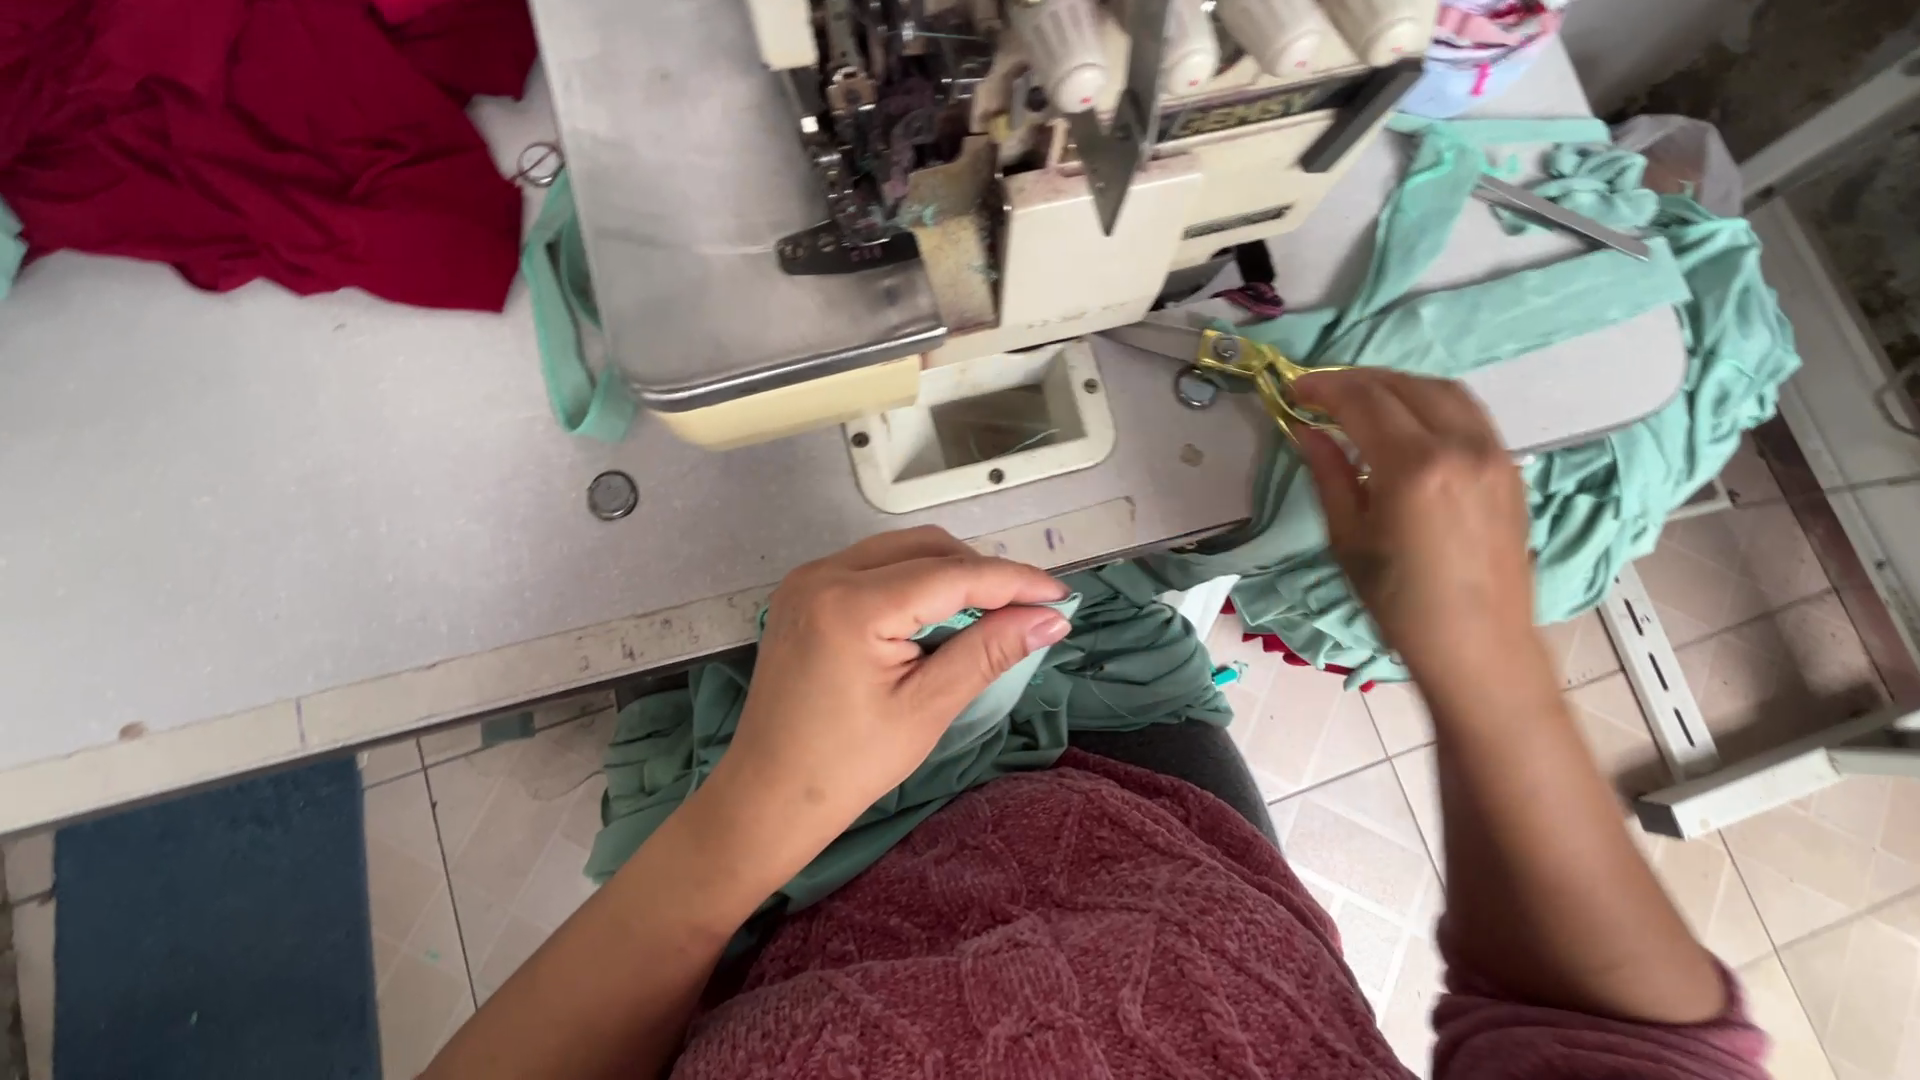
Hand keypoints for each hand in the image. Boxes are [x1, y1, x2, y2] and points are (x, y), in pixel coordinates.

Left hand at [709, 526, 1070, 868]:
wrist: (769, 795)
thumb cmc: (848, 766)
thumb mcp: (927, 708)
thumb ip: (989, 651)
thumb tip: (1050, 619)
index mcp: (852, 604)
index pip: (952, 574)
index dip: (1014, 581)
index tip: (1060, 596)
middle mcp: (825, 574)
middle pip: (927, 547)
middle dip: (982, 573)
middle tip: (1025, 611)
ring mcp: (809, 578)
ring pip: (901, 551)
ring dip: (950, 573)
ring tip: (988, 615)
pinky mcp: (804, 591)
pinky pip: (875, 566)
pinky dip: (914, 581)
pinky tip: (936, 616)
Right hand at [1291, 370, 1534, 677]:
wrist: (1477, 643)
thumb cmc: (1398, 601)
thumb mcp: (1348, 538)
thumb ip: (1330, 474)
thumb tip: (1309, 432)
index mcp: (1412, 467)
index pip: (1363, 400)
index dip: (1323, 387)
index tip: (1294, 389)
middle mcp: (1459, 446)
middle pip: (1403, 385)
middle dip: (1356, 381)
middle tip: (1321, 393)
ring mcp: (1493, 453)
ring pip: (1442, 390)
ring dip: (1396, 385)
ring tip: (1362, 400)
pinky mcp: (1509, 467)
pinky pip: (1468, 413)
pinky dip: (1430, 402)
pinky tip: (1407, 423)